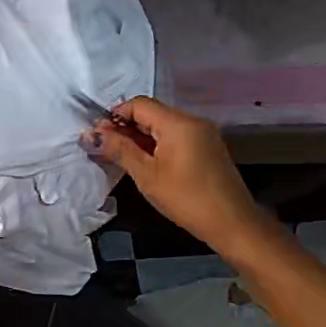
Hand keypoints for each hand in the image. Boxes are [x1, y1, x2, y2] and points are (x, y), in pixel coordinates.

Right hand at [91, 97, 275, 253]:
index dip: (115, 115)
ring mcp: (203, 134)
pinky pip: (175, 137)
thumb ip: (120, 149)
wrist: (231, 222)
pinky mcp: (206, 148)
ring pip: (163, 126)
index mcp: (178, 123)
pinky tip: (143, 161)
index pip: (140, 104)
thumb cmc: (185, 198)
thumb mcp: (146, 174)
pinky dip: (155, 144)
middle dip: (125, 126)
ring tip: (119, 156)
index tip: (97, 134)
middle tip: (103, 146)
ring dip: (139, 136)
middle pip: (152, 113)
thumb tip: (94, 134)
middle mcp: (193, 122)